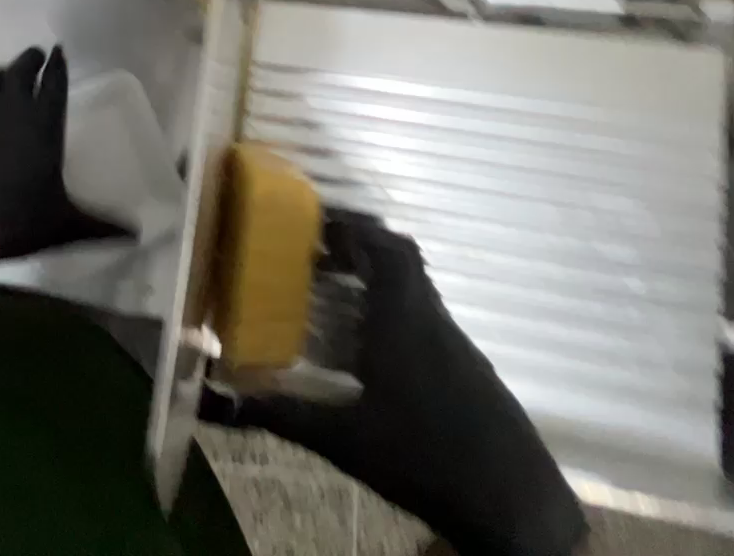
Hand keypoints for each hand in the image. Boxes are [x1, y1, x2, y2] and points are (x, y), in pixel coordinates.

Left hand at [0, 46, 125, 259]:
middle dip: (31, 60)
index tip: (60, 51)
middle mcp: (13, 108)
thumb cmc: (15, 217)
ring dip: (2, 72)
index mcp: (44, 125)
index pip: (55, 83)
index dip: (59, 66)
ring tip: (6, 75)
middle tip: (36, 58)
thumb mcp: (63, 225)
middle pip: (22, 68)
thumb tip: (136, 235)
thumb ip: (100, 226)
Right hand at [204, 213, 584, 555]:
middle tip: (319, 253)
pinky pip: (427, 314)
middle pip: (404, 257)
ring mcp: (458, 343)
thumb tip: (216, 401)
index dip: (353, 227)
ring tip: (336, 291)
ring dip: (378, 276)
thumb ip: (280, 416)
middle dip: (362, 244)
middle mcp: (432, 320)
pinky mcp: (471, 367)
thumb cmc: (423, 461)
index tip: (316, 225)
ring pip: (417, 286)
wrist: (517, 508)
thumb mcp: (341, 441)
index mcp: (403, 323)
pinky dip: (396, 307)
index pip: (386, 249)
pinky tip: (372, 343)